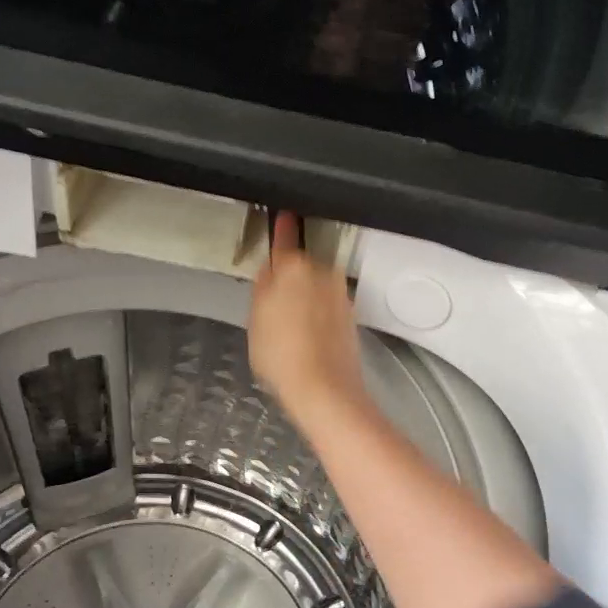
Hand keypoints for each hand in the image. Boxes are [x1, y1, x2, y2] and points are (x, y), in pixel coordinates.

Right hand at [249, 211, 367, 419]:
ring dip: (304, 297)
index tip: (281, 215)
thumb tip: (271, 271)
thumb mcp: (256, 320)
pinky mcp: (350, 316)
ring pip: (316, 286)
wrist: (325, 391)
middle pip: (302, 265)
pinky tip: (305, 338)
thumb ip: (263, 288)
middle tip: (272, 305)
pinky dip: (317, 314)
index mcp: (295, 266)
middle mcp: (323, 273)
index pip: (285, 237)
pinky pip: (327, 306)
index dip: (281, 228)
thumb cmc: (282, 356)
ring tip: (288, 328)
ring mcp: (340, 294)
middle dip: (289, 277)